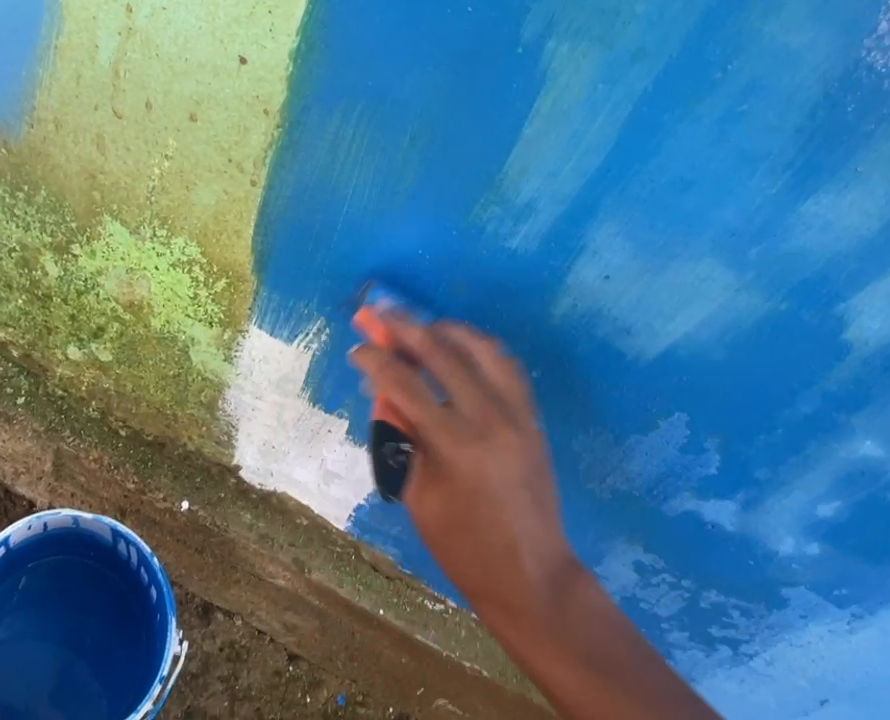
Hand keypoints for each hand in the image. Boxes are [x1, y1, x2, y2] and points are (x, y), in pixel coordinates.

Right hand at [348, 317, 578, 620]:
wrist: (530, 575)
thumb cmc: (462, 546)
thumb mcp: (415, 494)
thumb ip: (399, 437)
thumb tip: (383, 391)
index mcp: (454, 445)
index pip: (404, 383)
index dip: (375, 360)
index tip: (357, 349)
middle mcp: (489, 418)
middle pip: (442, 352)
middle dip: (405, 328)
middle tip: (379, 315)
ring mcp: (516, 414)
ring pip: (480, 348)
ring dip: (445, 330)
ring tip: (419, 327)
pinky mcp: (532, 417)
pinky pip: (506, 365)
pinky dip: (478, 347)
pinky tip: (457, 347)